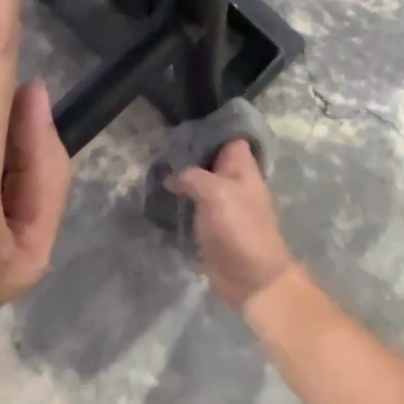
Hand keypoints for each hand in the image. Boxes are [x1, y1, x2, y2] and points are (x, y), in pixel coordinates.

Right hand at [168, 140, 296, 309]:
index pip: (230, 140)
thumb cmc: (240, 229)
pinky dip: (178, 205)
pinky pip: (192, 210)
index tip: (183, 126)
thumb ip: (194, 177)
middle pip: (210, 162)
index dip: (211, 131)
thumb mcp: (217, 193)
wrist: (251, 278)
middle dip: (187, 156)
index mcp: (243, 170)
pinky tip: (157, 197)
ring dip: (180, 181)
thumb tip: (172, 177)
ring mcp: (221, 207)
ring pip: (199, 185)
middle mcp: (233, 185)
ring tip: (152, 170)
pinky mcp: (210, 229)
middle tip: (158, 149)